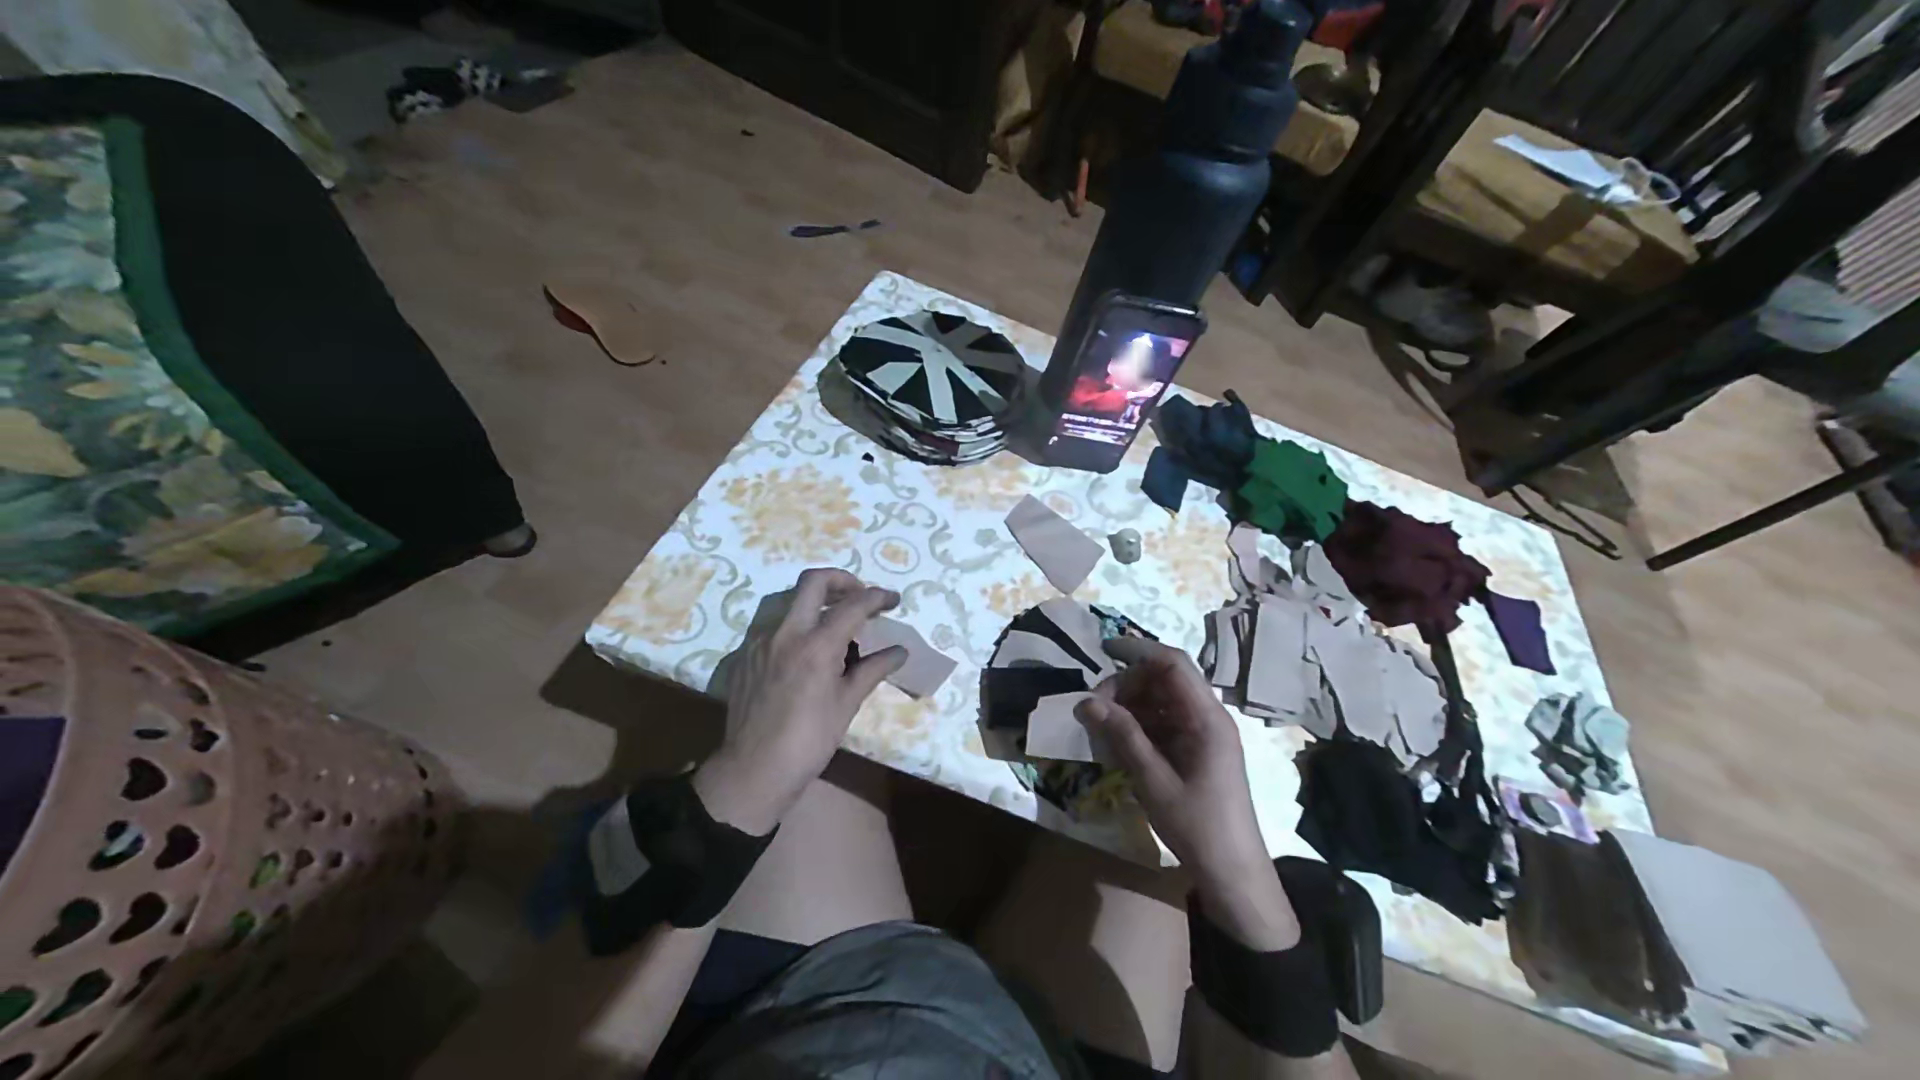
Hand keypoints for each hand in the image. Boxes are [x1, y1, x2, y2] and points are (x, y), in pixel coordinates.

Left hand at [693, 569, 904, 833]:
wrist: (753, 770)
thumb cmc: (809, 741)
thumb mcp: (847, 704)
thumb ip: (873, 669)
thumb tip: (900, 651)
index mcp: (817, 645)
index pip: (854, 605)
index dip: (878, 597)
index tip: (894, 600)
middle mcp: (786, 633)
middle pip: (813, 581)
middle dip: (842, 580)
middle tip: (860, 595)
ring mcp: (760, 642)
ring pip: (790, 603)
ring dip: (817, 605)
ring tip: (836, 627)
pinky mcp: (745, 655)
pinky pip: (775, 629)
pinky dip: (797, 629)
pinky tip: (807, 655)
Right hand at [1077, 637, 1299, 949]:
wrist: (1232, 872)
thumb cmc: (1197, 824)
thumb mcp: (1153, 780)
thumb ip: (1123, 735)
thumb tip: (1086, 701)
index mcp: (1207, 718)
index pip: (1172, 664)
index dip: (1138, 651)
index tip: (1102, 650)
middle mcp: (1207, 717)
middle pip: (1163, 680)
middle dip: (1126, 685)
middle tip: (1094, 707)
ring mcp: (1201, 734)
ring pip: (1159, 701)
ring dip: (1128, 705)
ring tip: (1099, 725)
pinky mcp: (1194, 750)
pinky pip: (1161, 723)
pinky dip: (1137, 726)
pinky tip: (1115, 741)